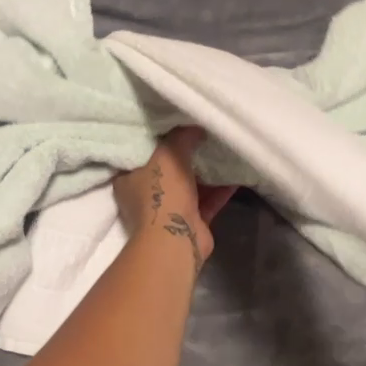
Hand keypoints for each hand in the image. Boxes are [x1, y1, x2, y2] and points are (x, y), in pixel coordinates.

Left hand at [112, 127, 236, 271]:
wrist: (176, 239)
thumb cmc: (162, 193)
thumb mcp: (168, 154)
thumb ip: (181, 137)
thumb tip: (196, 127)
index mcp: (128, 180)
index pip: (139, 155)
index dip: (156, 140)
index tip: (172, 126)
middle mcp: (145, 197)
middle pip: (167, 171)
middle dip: (185, 156)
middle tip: (202, 136)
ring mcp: (168, 212)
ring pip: (190, 187)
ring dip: (206, 173)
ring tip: (222, 151)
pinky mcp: (191, 223)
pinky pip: (207, 201)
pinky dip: (220, 190)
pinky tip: (236, 174)